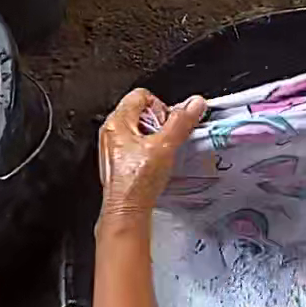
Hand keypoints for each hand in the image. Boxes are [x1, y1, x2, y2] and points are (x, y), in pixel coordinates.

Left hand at [98, 88, 206, 223]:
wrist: (127, 212)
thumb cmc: (136, 183)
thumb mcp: (165, 146)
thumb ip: (181, 122)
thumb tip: (194, 104)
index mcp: (117, 122)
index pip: (141, 95)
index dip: (160, 106)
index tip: (169, 122)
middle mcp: (111, 132)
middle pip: (141, 111)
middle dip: (158, 122)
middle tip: (165, 138)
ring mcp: (113, 147)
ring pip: (140, 129)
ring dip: (154, 137)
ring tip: (160, 153)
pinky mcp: (119, 161)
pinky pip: (136, 146)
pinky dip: (148, 150)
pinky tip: (155, 163)